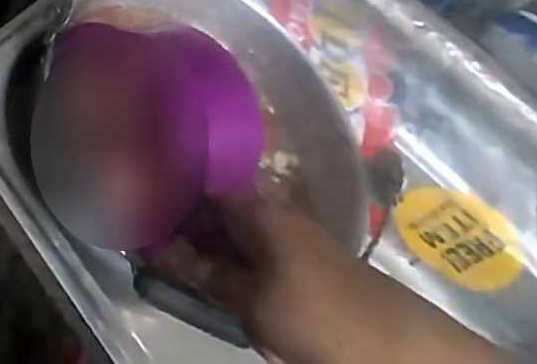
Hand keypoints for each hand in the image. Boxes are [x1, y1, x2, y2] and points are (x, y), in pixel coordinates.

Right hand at [156, 197, 510, 363]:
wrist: (400, 349)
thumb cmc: (320, 315)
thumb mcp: (255, 303)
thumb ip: (208, 275)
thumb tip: (165, 250)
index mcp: (253, 208)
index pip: (196, 187)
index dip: (165, 195)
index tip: (136, 207)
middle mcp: (264, 213)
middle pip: (209, 211)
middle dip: (179, 225)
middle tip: (145, 244)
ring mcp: (281, 238)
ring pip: (227, 236)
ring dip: (201, 249)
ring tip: (168, 264)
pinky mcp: (294, 266)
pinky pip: (247, 257)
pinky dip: (225, 266)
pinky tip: (210, 283)